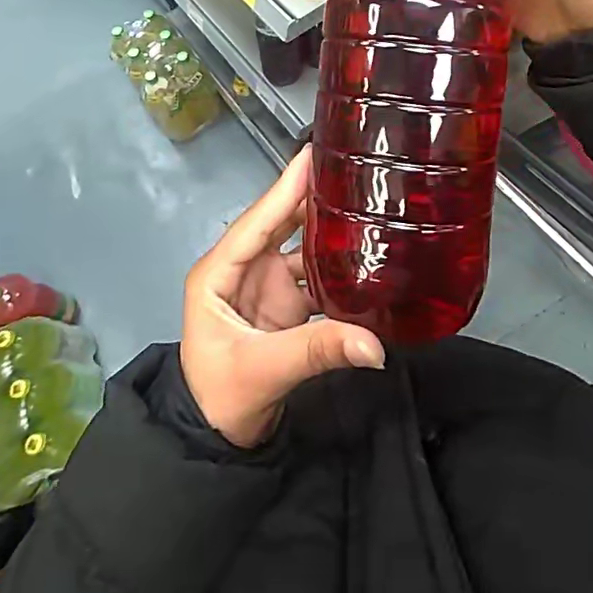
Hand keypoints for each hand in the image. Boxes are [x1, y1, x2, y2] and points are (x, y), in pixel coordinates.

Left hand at [180, 146, 384, 447]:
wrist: (216, 438)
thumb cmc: (219, 397)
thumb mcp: (263, 370)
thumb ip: (318, 351)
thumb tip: (375, 344)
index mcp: (219, 272)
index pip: (256, 220)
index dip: (284, 188)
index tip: (312, 155)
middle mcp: (243, 268)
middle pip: (278, 224)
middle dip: (308, 196)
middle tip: (348, 166)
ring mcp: (266, 285)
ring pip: (300, 247)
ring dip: (327, 228)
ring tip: (365, 203)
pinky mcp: (285, 306)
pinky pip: (315, 277)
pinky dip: (337, 267)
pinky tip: (365, 255)